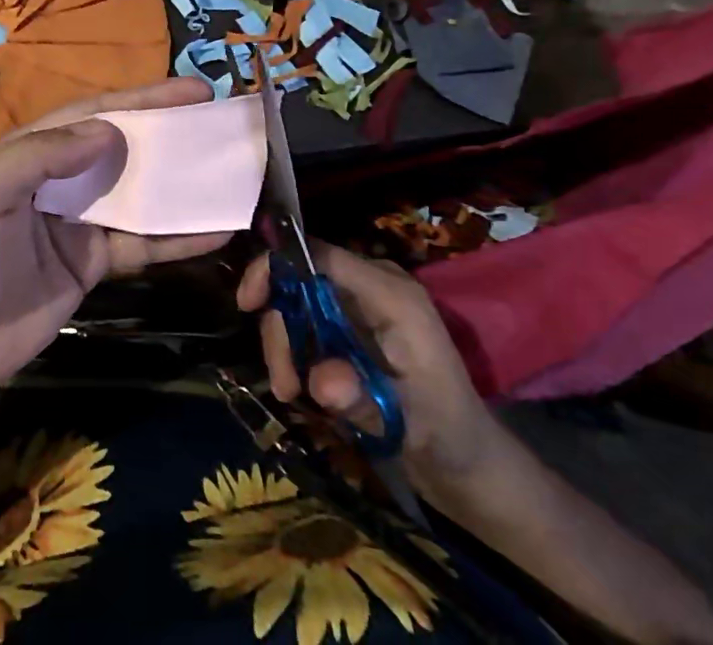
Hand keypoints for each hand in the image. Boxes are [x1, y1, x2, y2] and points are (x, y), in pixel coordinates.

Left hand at [0, 78, 233, 408]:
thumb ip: (40, 156)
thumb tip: (110, 131)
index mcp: (26, 154)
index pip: (90, 116)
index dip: (140, 100)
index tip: (191, 90)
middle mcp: (56, 183)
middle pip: (122, 150)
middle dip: (169, 134)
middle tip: (220, 121)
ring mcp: (77, 225)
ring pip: (139, 196)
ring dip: (182, 185)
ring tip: (230, 171)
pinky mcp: (91, 264)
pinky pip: (142, 245)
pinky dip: (178, 238)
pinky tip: (217, 231)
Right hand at [237, 243, 501, 478]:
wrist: (464, 455)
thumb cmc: (446, 432)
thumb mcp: (408, 423)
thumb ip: (363, 400)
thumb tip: (320, 380)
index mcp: (392, 294)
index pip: (321, 255)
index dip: (277, 267)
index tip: (248, 303)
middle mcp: (374, 288)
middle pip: (300, 283)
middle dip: (281, 330)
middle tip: (283, 386)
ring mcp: (362, 305)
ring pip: (297, 304)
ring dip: (285, 347)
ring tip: (291, 395)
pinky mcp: (353, 325)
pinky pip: (307, 322)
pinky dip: (295, 352)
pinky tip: (303, 388)